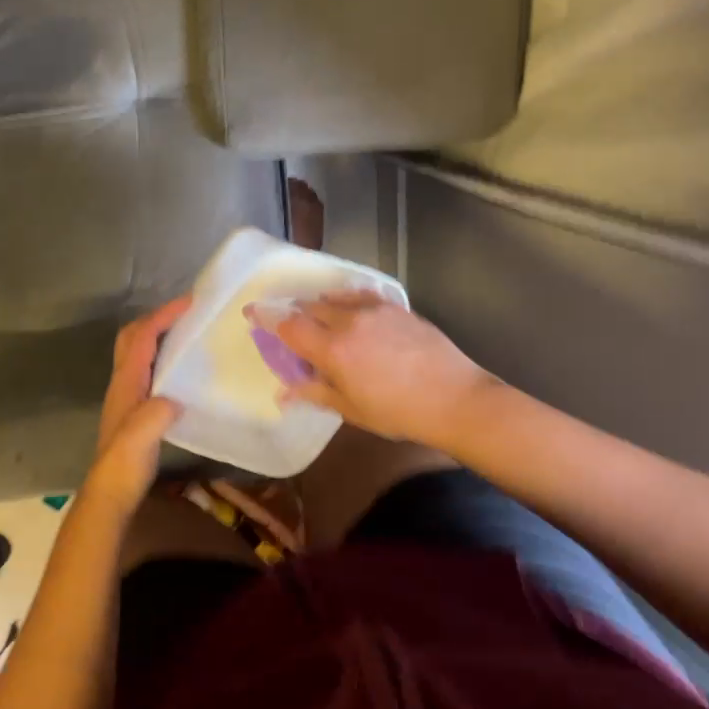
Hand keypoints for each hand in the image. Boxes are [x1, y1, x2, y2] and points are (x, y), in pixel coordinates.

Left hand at [83, 296, 190, 514]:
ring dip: (158, 336)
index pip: (142, 337)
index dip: (162, 316)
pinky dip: (162, 358)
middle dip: (156, 318)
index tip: (189, 302)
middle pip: (133, 337)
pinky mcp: (135, 409)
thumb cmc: (124, 464)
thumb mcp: (140, 438)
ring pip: (138, 352)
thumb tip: (173, 399)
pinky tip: (183, 370)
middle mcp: (124, 382)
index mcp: (126, 382)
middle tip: (186, 313)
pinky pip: (148, 370)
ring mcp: (127, 395)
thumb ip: (154, 415)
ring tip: (188, 333)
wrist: (110, 493)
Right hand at [267, 290, 500, 446]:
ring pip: (334, 299)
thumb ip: (314, 393)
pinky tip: (348, 307)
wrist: (457, 399)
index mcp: (332, 349)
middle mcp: (348, 322)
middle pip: (308, 307)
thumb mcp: (351, 409)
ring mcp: (375, 310)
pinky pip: (361, 295)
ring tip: (315, 316)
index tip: (251, 311)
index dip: (267, 317)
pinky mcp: (397, 308)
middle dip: (291, 312)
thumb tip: (282, 393)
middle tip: (285, 323)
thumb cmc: (399, 412)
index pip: (288, 325)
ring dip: (318, 305)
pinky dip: (346, 299)